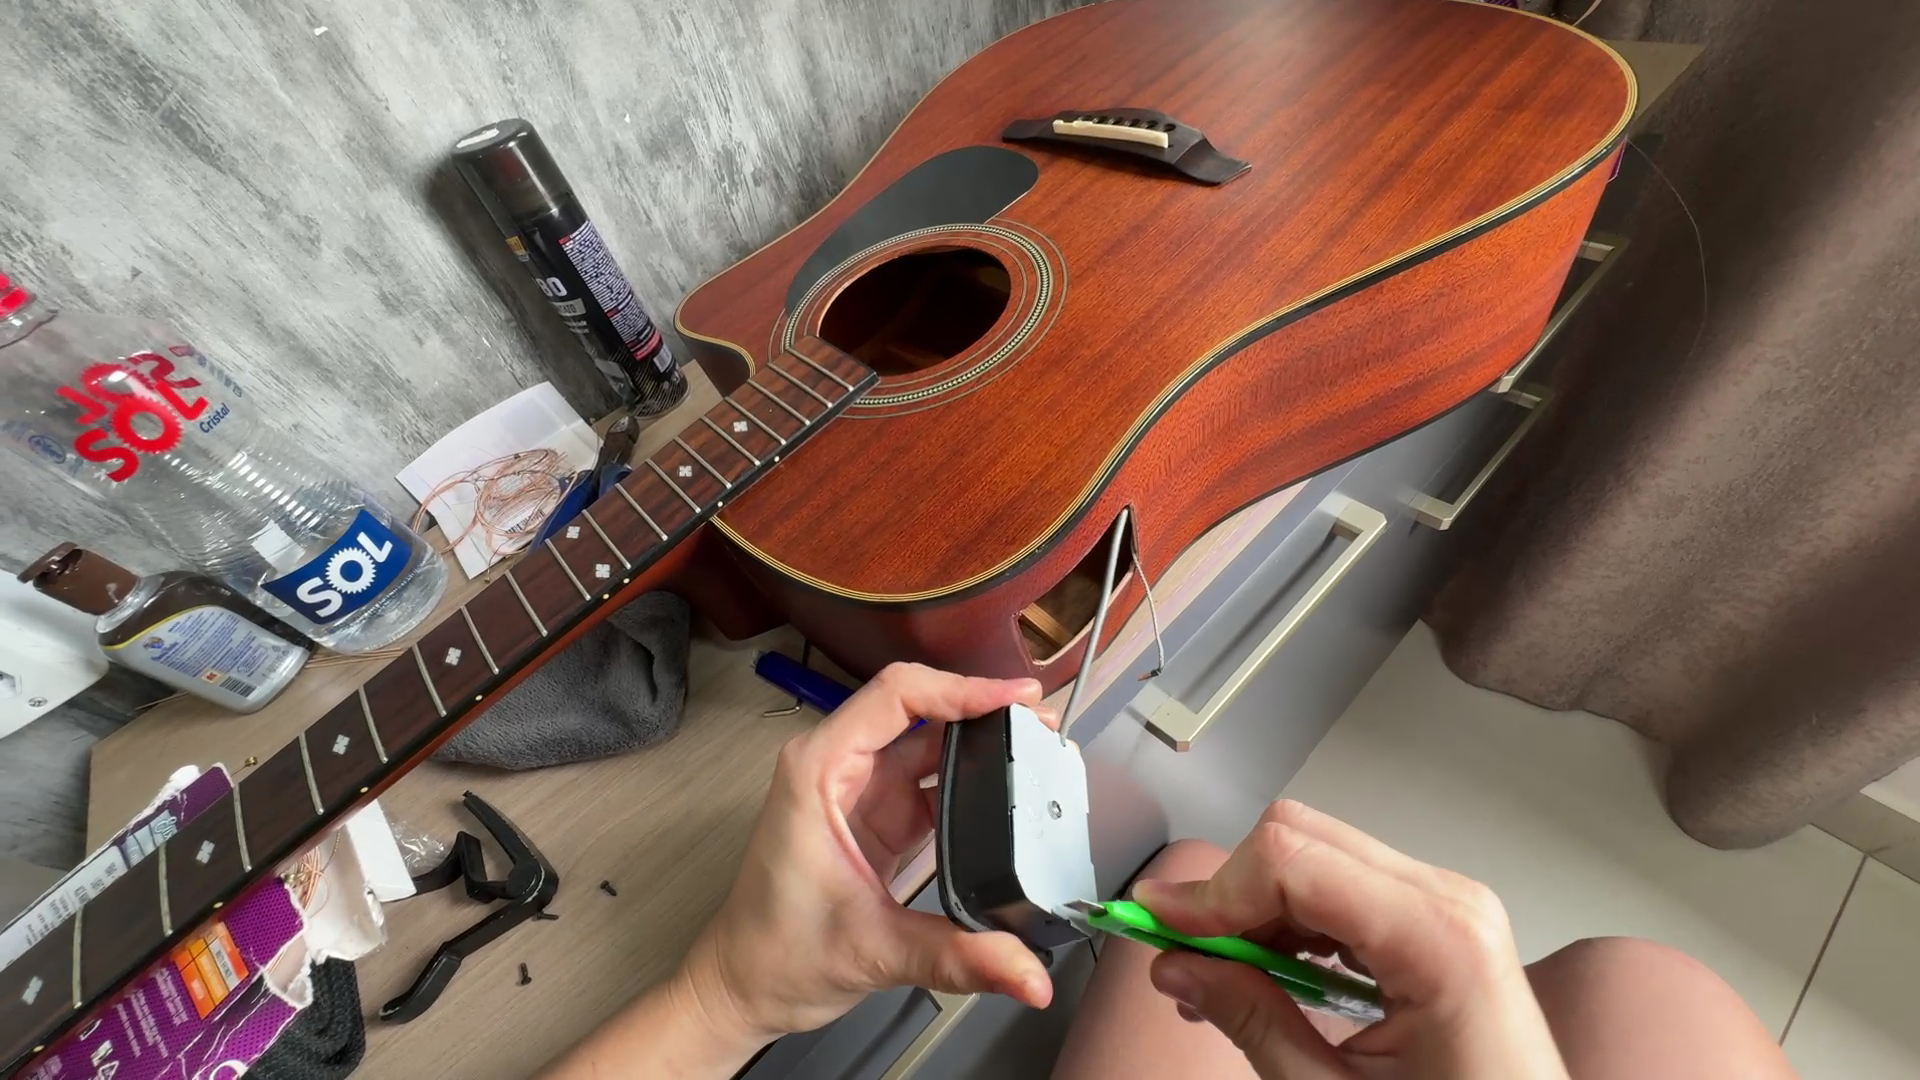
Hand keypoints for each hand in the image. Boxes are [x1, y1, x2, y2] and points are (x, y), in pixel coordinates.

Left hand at [678, 662, 1056, 1051]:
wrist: (744, 984)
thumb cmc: (777, 951)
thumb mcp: (872, 950)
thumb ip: (957, 956)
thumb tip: (1030, 975)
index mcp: (819, 768)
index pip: (895, 696)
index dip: (958, 687)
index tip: (1012, 697)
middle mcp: (840, 763)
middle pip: (917, 707)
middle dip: (978, 706)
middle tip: (1034, 718)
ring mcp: (862, 785)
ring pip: (929, 739)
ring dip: (978, 737)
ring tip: (1030, 743)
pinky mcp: (880, 809)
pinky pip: (931, 777)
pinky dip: (970, 776)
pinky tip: (1005, 783)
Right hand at [1133, 801, 1566, 1079]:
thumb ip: (1251, 1020)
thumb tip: (1169, 966)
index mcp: (1437, 939)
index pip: (1290, 858)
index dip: (1215, 891)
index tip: (1163, 933)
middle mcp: (1444, 896)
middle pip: (1296, 837)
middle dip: (1230, 890)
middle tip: (1189, 952)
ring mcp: (1444, 899)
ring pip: (1308, 849)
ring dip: (1252, 901)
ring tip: (1223, 969)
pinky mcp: (1435, 914)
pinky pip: (1334, 879)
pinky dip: (1286, 911)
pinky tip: (1271, 965)